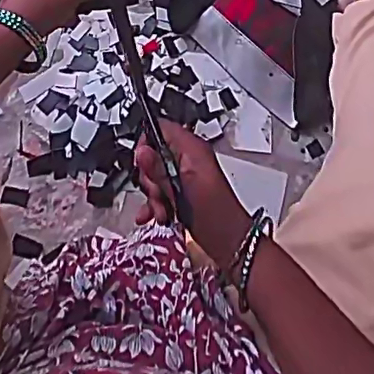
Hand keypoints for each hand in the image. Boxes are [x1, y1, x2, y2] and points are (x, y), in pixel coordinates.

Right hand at [134, 121, 253, 266]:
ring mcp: (188, 174)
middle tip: (156, 192)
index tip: (142, 164)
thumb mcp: (181, 192)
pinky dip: (158, 201)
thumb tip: (142, 151)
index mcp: (193, 150)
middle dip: (150, 175)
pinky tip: (158, 214)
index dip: (146, 142)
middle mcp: (190, 158)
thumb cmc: (217, 219)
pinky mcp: (186, 189)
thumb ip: (160, 170)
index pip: (161, 128)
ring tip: (160, 209)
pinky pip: (164, 188)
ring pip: (158, 174)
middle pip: (156, 153)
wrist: (231, 245)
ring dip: (154, 193)